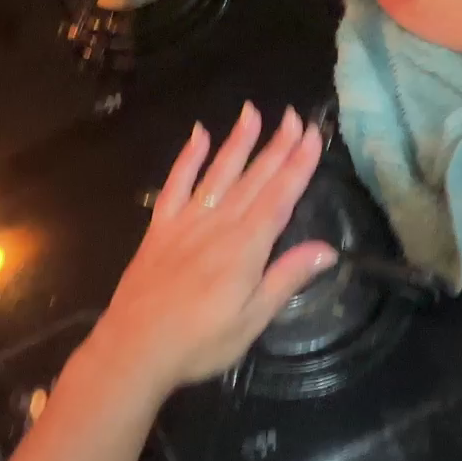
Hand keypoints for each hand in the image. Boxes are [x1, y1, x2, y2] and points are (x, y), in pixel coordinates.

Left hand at [86, 103, 337, 396]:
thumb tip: (327, 249)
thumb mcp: (252, 320)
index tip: (313, 136)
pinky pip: (176, 184)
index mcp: (246, 248)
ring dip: (238, 141)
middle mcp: (218, 225)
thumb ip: (286, 278)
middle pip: (254, 179)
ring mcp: (186, 222)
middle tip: (294, 116)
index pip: (280, 198)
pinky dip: (187, 158)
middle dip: (277, 146)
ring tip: (253, 111)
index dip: (298, 165)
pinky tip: (198, 134)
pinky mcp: (160, 227)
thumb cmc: (199, 342)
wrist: (134, 348)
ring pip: (218, 173)